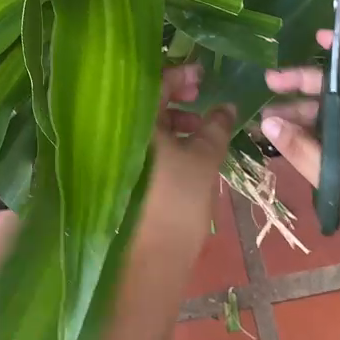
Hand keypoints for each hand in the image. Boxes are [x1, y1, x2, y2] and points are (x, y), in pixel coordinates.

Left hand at [101, 66, 234, 339]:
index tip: (204, 75)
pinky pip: (142, 145)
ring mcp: (113, 154)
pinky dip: (163, 141)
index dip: (181, 74)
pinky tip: (185, 153)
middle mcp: (116, 131)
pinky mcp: (118, 176)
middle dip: (177, 95)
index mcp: (133, 118)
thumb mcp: (203, 160)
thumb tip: (226, 105)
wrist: (148, 265)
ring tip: (200, 131)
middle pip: (147, 101)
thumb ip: (215, 127)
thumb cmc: (175, 203)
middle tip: (201, 97)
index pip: (155, 81)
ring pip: (146, 124)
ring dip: (174, 120)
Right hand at [261, 30, 339, 274]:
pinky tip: (282, 140)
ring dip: (302, 114)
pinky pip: (331, 140)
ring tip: (268, 120)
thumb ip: (302, 150)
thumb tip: (268, 120)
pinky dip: (308, 137)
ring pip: (332, 117)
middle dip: (306, 84)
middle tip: (270, 81)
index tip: (321, 35)